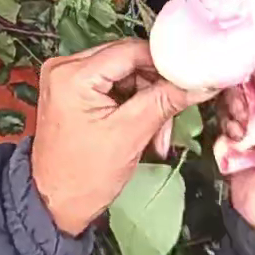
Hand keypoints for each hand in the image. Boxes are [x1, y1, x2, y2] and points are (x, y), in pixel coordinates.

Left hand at [31, 39, 194, 235]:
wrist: (54, 204)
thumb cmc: (85, 176)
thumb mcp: (131, 135)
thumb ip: (166, 101)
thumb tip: (200, 82)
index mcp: (73, 74)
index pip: (130, 50)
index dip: (164, 63)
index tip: (189, 79)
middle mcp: (64, 66)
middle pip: (126, 60)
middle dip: (154, 87)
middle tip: (171, 117)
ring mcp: (65, 76)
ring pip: (122, 73)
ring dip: (145, 99)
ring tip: (157, 135)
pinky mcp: (70, 89)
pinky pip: (110, 83)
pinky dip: (130, 103)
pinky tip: (141, 128)